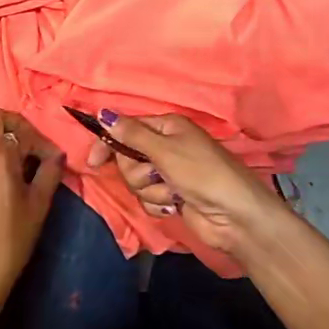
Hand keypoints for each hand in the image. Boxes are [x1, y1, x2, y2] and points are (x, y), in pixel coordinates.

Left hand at [0, 109, 62, 326]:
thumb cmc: (11, 237)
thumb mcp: (38, 204)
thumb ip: (49, 172)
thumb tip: (57, 156)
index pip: (18, 126)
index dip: (40, 139)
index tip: (53, 158)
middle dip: (17, 127)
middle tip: (36, 150)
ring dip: (5, 141)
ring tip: (27, 166)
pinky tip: (11, 178)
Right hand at [86, 111, 294, 257]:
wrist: (235, 215)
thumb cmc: (202, 173)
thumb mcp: (165, 150)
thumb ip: (131, 134)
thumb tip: (102, 114)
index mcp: (166, 127)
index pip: (125, 129)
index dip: (108, 144)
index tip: (92, 161)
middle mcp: (165, 147)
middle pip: (127, 158)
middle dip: (138, 172)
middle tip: (157, 175)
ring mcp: (168, 173)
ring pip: (136, 181)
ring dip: (151, 190)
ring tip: (173, 193)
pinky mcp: (171, 196)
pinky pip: (147, 198)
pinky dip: (158, 204)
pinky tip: (175, 206)